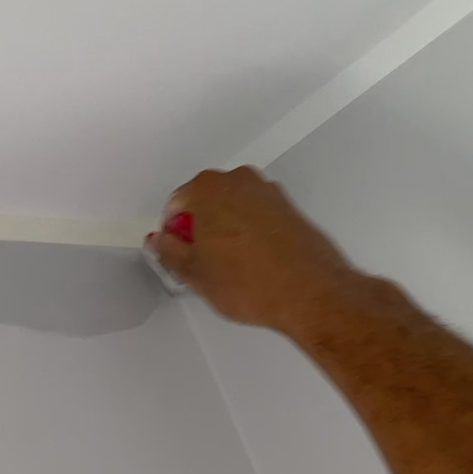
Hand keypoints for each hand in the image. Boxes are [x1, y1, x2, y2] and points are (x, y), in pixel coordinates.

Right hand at [148, 167, 367, 336]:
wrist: (311, 293)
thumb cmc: (249, 281)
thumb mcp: (193, 273)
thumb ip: (168, 251)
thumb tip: (161, 241)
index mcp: (208, 189)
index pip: (176, 205)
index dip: (173, 233)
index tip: (178, 255)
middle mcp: (239, 180)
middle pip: (205, 202)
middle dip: (200, 228)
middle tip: (202, 263)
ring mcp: (268, 192)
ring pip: (233, 208)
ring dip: (226, 230)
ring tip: (230, 267)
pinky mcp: (290, 209)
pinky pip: (257, 216)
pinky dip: (250, 233)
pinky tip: (254, 263)